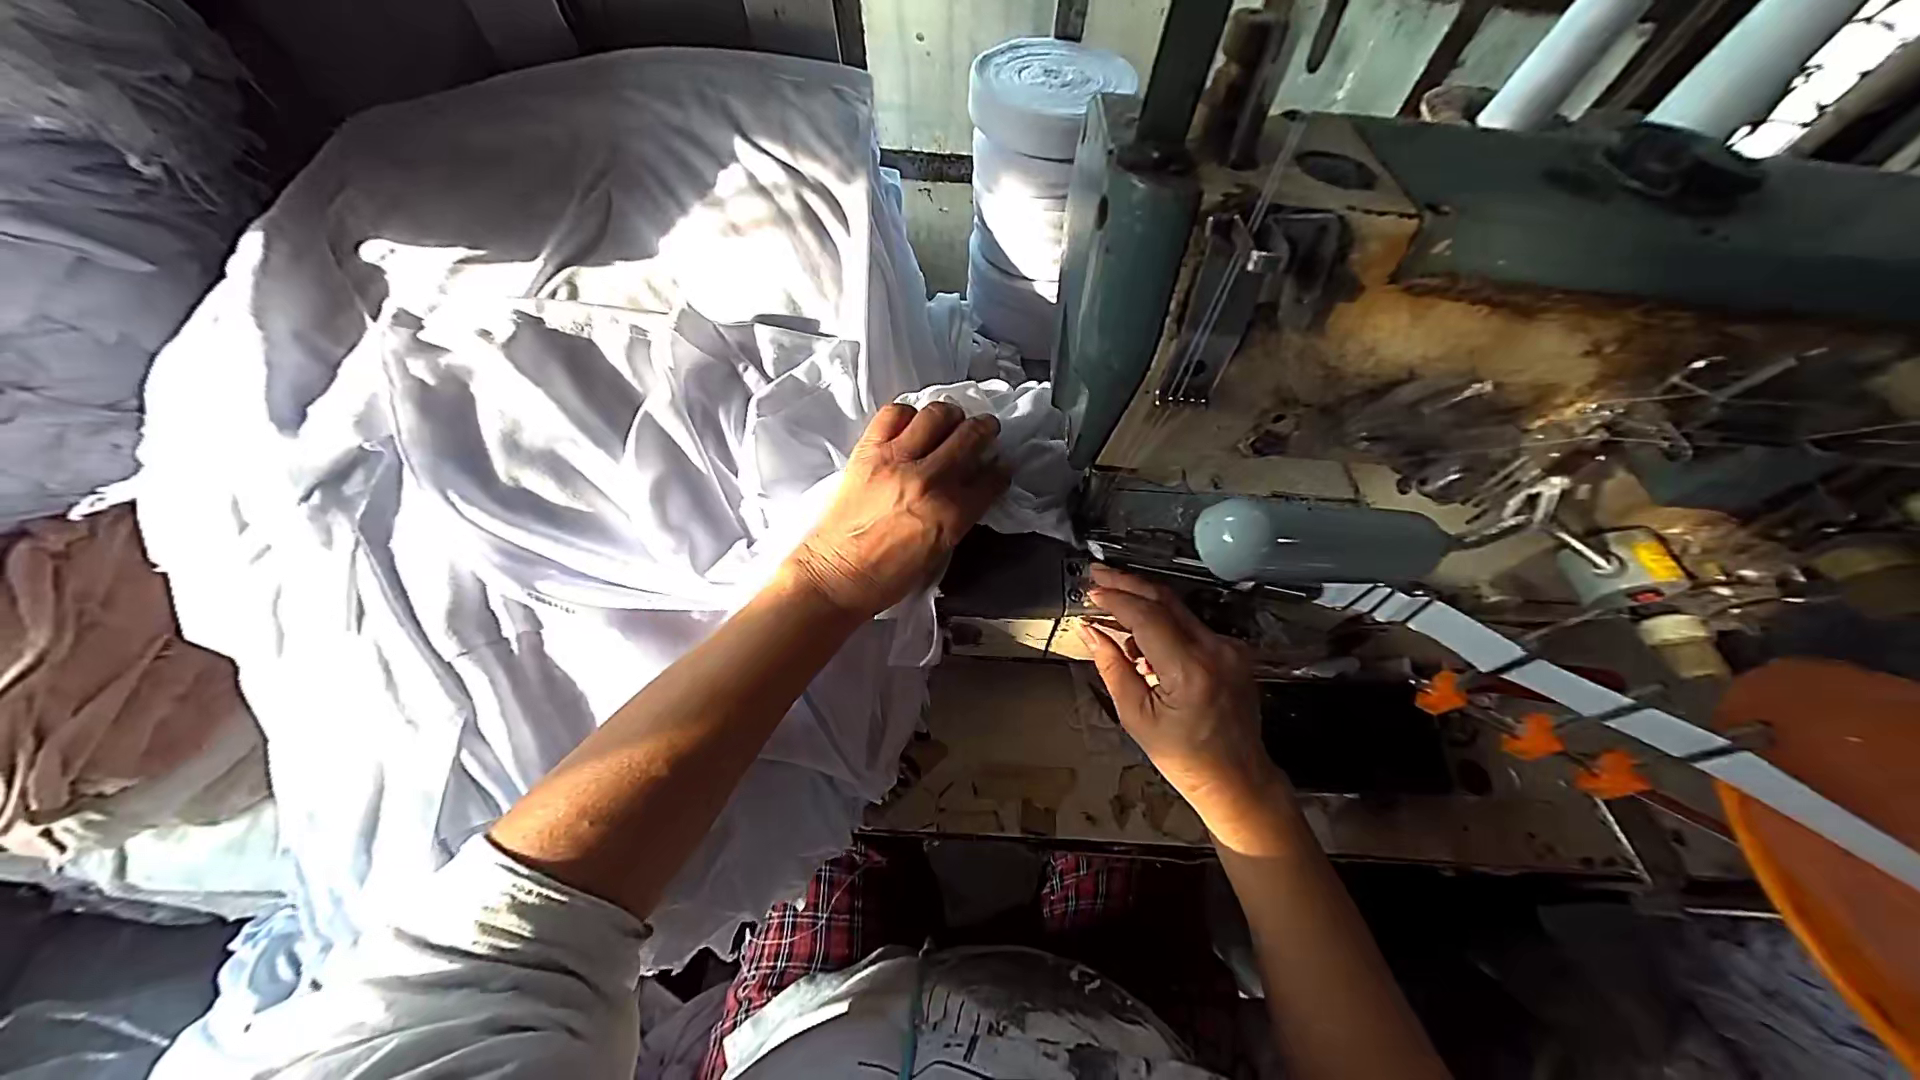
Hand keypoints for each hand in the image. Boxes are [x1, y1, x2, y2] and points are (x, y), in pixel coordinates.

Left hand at [784, 402, 1009, 619]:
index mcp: (952, 513)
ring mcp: (897, 460)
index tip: (999, 464)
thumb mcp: (941, 551)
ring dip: (951, 415)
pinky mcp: (868, 451)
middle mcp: (930, 480)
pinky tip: (912, 425)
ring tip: (951, 421)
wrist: (837, 575)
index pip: (991, 478)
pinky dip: (908, 414)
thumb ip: (960, 515)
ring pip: (937, 415)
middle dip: (985, 430)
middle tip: (985, 429)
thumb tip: (971, 488)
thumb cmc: (889, 575)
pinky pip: (895, 414)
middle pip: (971, 437)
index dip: (1000, 469)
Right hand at [1078, 565, 1285, 821]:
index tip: (1091, 592)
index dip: (1115, 599)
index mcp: (1190, 671)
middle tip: (1097, 575)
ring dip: (1142, 603)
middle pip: (1165, 599)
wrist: (1236, 778)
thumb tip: (1091, 631)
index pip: (1147, 616)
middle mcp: (1216, 651)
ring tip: (1110, 612)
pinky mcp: (1232, 650)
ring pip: (1177, 609)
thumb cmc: (1186, 757)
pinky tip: (1140, 639)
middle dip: (1127, 583)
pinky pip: (1190, 625)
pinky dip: (1162, 623)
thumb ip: (1112, 665)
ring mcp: (1229, 648)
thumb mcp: (1135, 716)